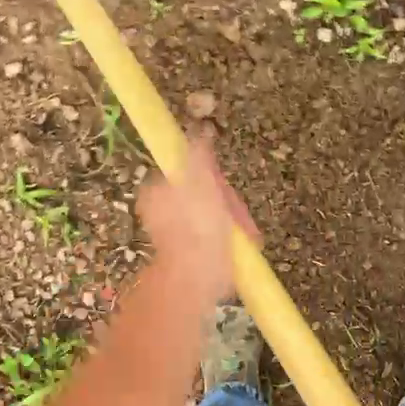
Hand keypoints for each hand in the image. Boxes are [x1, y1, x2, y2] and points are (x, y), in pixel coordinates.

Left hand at [135, 137, 255, 305]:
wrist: (197, 277)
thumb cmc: (198, 228)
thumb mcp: (200, 180)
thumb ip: (199, 154)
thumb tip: (201, 128)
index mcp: (158, 191)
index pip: (192, 174)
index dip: (215, 181)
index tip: (228, 192)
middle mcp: (164, 212)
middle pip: (205, 197)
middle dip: (228, 207)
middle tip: (240, 220)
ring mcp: (179, 234)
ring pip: (215, 219)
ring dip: (234, 226)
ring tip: (246, 237)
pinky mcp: (193, 255)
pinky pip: (218, 240)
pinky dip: (232, 243)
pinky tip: (241, 249)